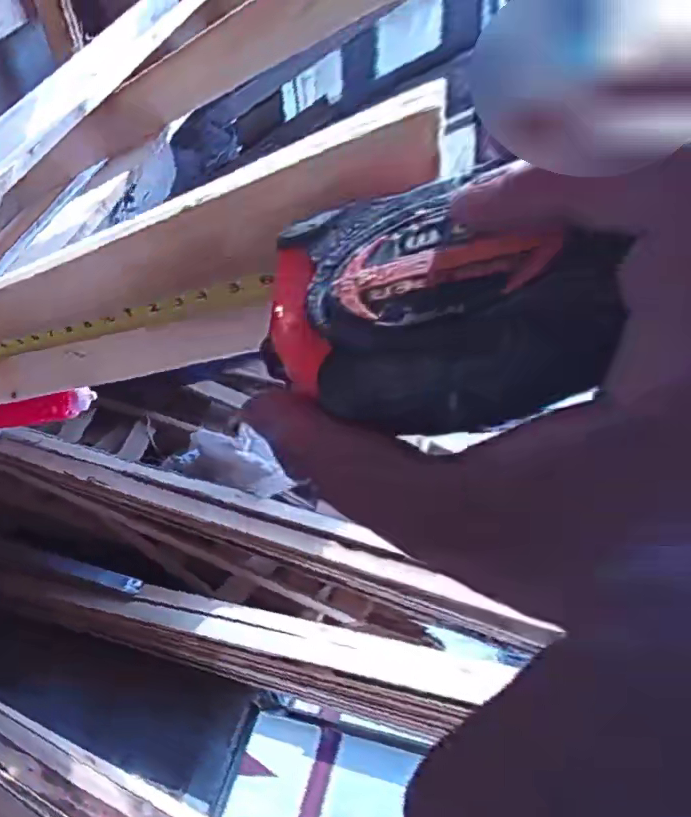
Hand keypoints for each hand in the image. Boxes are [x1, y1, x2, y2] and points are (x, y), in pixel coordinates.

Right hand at [244, 152, 690, 639]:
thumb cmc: (577, 567)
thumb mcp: (434, 519)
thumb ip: (339, 460)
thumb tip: (261, 405)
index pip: (678, 198)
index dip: (566, 179)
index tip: (466, 212)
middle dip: (601, 156)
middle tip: (494, 203)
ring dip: (624, 181)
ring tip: (534, 217)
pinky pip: (686, 245)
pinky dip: (640, 221)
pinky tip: (583, 255)